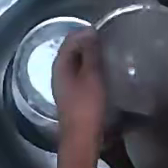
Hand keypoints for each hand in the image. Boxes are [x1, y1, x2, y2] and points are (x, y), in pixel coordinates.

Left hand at [52, 30, 107, 151]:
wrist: (82, 138)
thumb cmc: (87, 105)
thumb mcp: (92, 75)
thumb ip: (90, 53)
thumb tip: (90, 32)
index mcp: (60, 65)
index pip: (70, 40)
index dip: (84, 32)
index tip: (102, 30)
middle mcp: (59, 73)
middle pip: (71, 51)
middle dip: (87, 43)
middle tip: (107, 40)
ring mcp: (65, 86)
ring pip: (76, 63)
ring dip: (89, 57)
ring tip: (108, 53)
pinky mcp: (73, 96)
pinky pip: (81, 75)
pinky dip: (91, 69)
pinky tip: (103, 72)